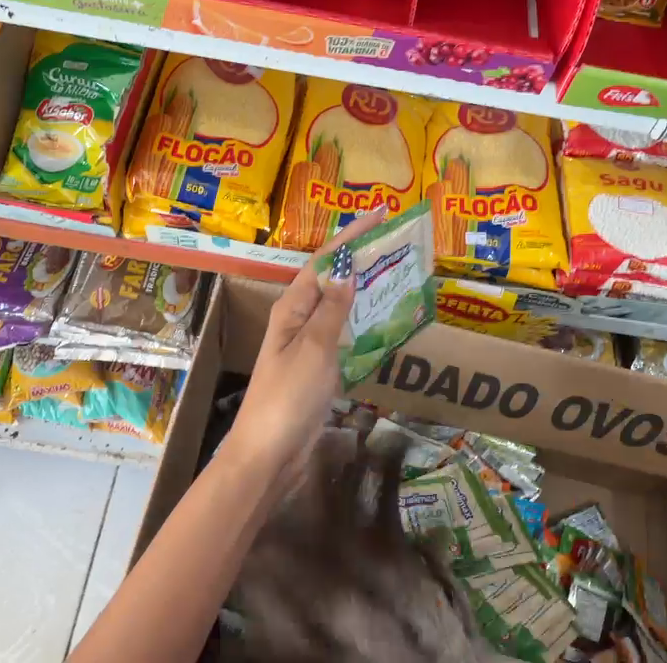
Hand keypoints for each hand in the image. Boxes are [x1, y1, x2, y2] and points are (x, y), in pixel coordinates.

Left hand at [226, 208, 388, 479]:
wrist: (269, 454)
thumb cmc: (289, 398)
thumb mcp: (315, 349)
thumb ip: (333, 310)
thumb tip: (348, 270)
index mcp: (293, 307)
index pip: (325, 259)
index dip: (352, 235)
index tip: (381, 213)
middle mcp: (299, 318)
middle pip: (332, 277)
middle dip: (361, 255)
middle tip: (397, 241)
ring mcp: (307, 343)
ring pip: (339, 304)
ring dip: (364, 286)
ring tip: (397, 271)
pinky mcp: (317, 367)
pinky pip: (343, 332)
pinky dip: (363, 320)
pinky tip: (384, 320)